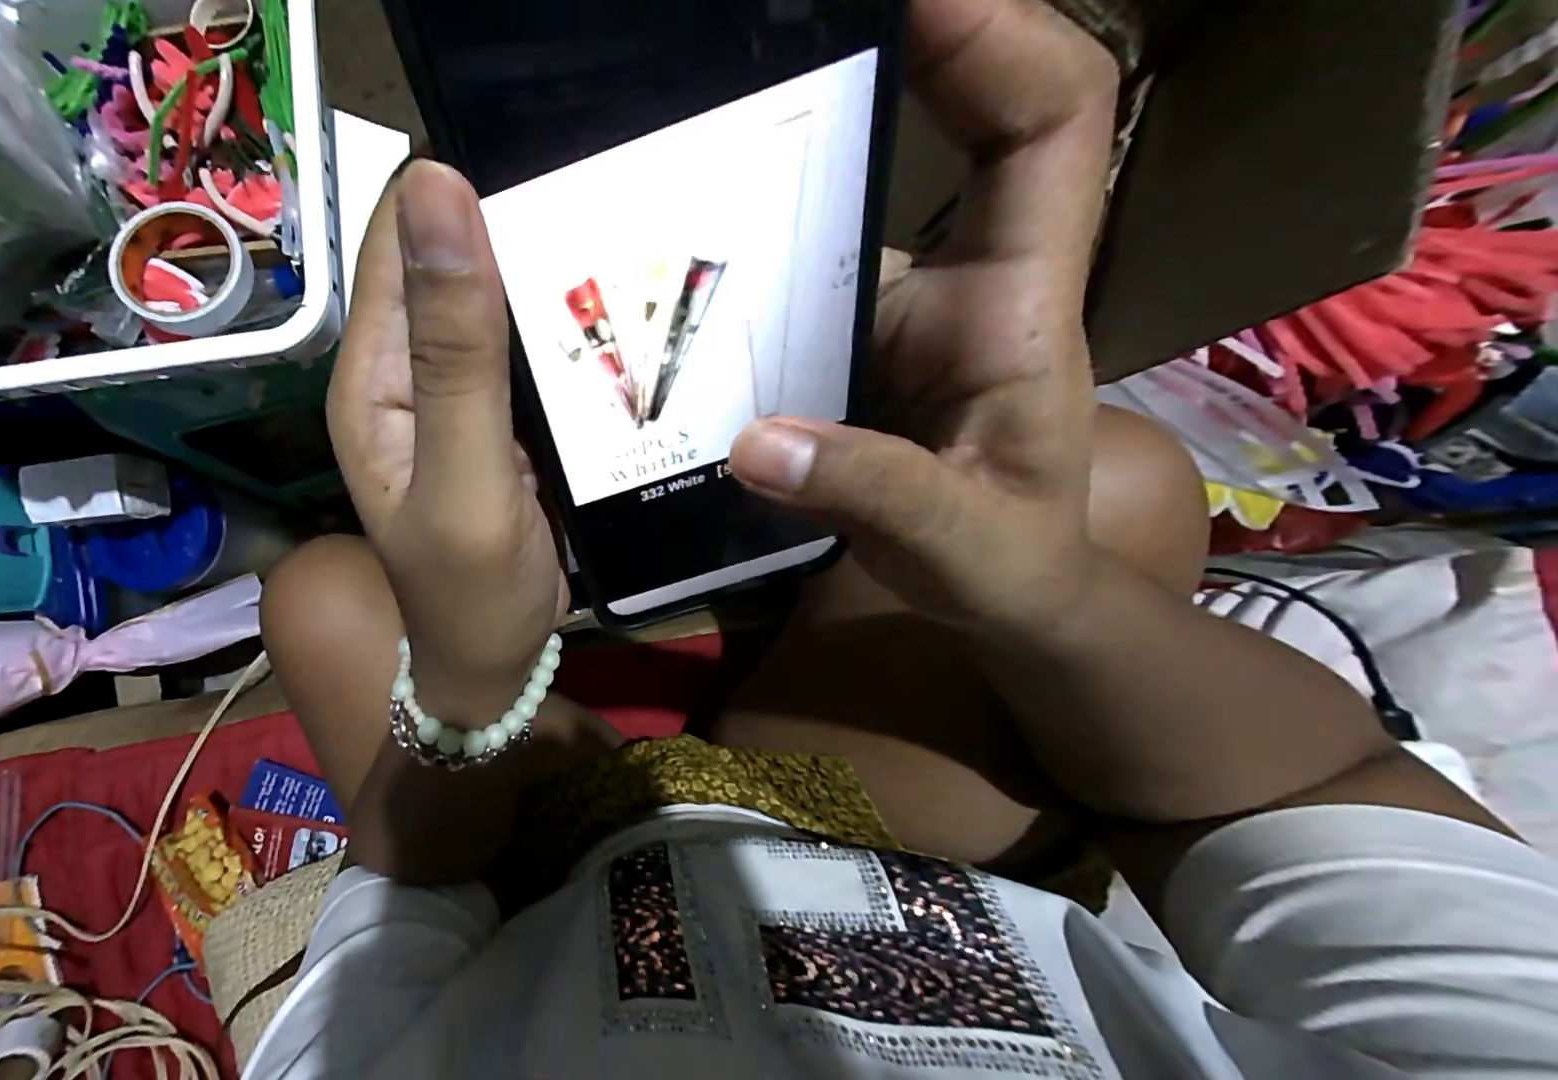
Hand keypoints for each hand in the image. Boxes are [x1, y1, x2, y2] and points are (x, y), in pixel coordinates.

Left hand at [328, 160, 566, 723]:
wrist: (494, 660)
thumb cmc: (472, 588)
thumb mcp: (465, 475)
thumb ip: (457, 353)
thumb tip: (438, 193)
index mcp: (374, 379)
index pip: (400, 245)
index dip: (458, 197)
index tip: (546, 166)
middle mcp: (404, 378)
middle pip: (450, 268)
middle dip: (515, 232)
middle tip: (605, 206)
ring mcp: (454, 401)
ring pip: (494, 307)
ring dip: (544, 279)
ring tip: (623, 245)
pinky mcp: (496, 422)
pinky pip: (526, 356)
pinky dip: (561, 334)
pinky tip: (612, 320)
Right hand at [729, 0, 1119, 630]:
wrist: (994, 594)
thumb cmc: (1007, 562)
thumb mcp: (957, 538)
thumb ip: (872, 492)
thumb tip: (755, 446)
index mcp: (1010, 307)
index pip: (1047, 127)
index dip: (997, 41)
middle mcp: (947, 291)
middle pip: (916, 149)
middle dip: (845, 92)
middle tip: (733, 79)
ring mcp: (882, 325)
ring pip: (826, 236)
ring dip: (757, 211)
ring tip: (665, 197)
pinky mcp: (834, 364)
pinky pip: (780, 308)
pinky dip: (731, 300)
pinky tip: (671, 309)